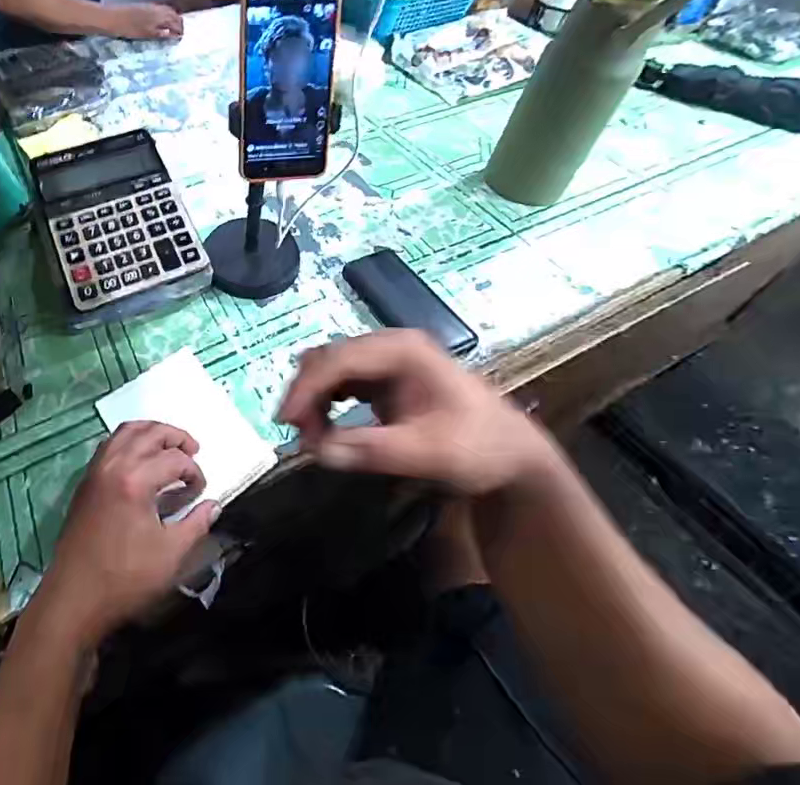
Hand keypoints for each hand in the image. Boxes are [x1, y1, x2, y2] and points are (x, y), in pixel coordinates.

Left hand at [28, 421, 218, 644]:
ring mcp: (95, 471)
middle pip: (149, 432)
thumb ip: (196, 525)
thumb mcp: (170, 555)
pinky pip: (110, 444)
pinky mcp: (85, 482)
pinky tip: (141, 459)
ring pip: (126, 432)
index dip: (193, 472)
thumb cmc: (124, 579)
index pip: (174, 459)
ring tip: (168, 447)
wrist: (73, 600)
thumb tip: (213, 505)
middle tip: (193, 451)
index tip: (200, 491)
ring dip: (151, 432)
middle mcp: (113, 465)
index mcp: (135, 480)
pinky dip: (130, 441)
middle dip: (176, 438)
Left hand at [111, 3, 183, 39]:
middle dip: (179, 23)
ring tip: (173, 27)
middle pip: (174, 14)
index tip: (181, 38)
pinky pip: (161, 9)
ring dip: (173, 18)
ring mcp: (150, 6)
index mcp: (160, 16)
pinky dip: (165, 15)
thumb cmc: (129, 28)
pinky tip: (162, 21)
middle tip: (180, 32)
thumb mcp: (147, 34)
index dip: (180, 30)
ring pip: (167, 10)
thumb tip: (174, 35)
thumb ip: (161, 33)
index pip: (176, 22)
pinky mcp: (144, 6)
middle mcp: (157, 9)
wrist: (111, 18)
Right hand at [277, 329, 564, 496]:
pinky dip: (325, 402)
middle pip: (329, 358)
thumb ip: (375, 450)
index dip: (307, 387)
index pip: (340, 358)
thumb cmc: (480, 446)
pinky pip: (341, 382)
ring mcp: (387, 359)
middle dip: (306, 392)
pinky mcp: (384, 377)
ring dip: (313, 398)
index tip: (287, 421)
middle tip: (297, 434)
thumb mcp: (431, 453)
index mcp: (403, 350)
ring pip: (330, 367)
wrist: (513, 453)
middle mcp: (390, 346)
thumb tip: (319, 451)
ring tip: (309, 435)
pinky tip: (324, 427)